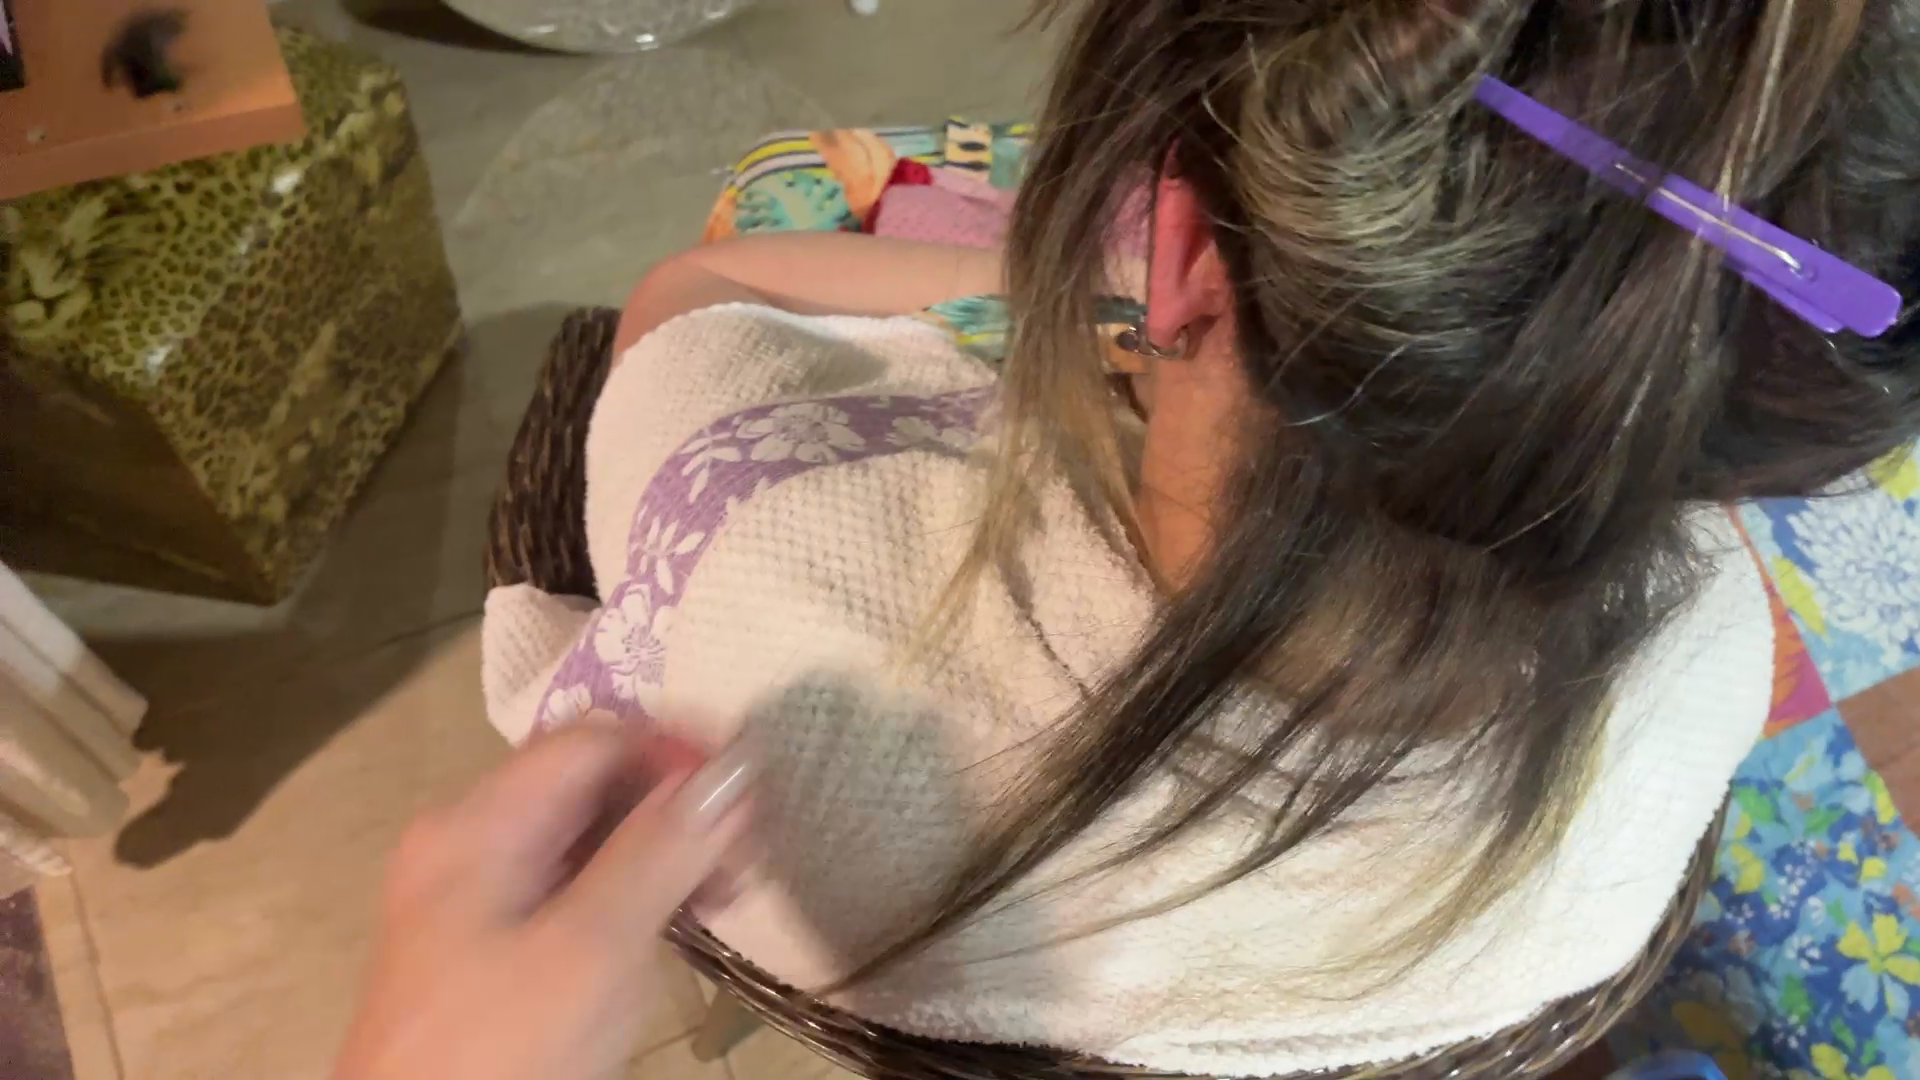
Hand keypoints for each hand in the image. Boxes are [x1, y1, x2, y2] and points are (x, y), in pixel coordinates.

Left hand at [333, 725, 752, 1079]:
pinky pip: (592, 865)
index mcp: (481, 821)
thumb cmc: (503, 1055)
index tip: (743, 788)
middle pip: (601, 777)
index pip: (597, 739)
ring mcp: (491, 876)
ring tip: (727, 886)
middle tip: (745, 847)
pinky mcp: (509, 919)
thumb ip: (665, 848)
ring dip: (674, 839)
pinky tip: (689, 907)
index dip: (676, 749)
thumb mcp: (594, 948)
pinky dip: (647, 875)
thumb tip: (737, 769)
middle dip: (682, 801)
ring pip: (604, 820)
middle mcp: (481, 830)